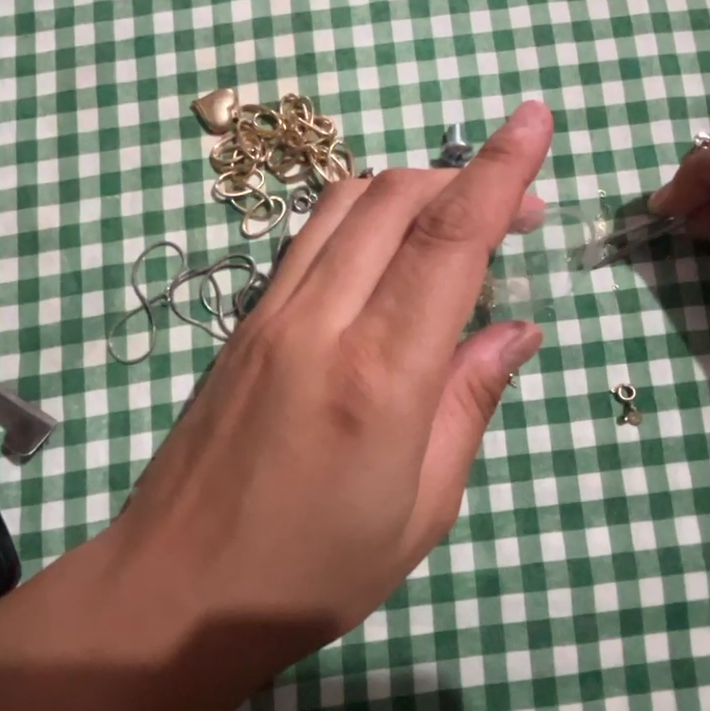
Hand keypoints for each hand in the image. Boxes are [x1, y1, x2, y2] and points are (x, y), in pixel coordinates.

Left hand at [84, 103, 554, 710]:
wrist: (172, 591)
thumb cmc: (311, 573)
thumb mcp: (422, 509)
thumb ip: (469, 404)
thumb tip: (516, 330)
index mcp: (379, 375)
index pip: (449, 239)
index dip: (501, 170)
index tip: (537, 119)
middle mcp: (319, 321)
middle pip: (393, 197)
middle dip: (465, 174)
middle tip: (521, 206)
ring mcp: (268, 314)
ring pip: (344, 205)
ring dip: (410, 189)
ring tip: (459, 219)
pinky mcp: (240, 323)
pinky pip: (309, 239)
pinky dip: (362, 218)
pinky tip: (388, 254)